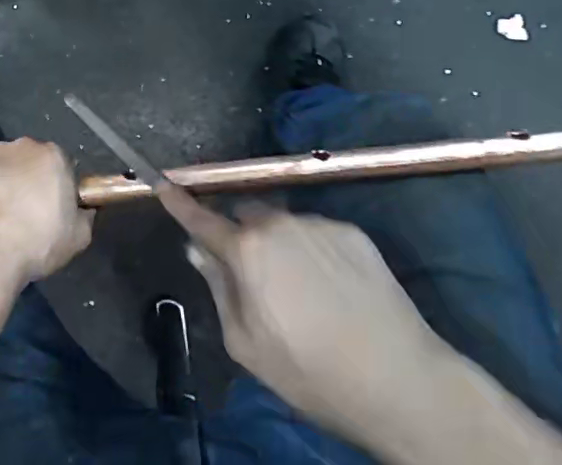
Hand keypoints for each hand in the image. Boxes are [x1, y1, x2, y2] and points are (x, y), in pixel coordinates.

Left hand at [0, 138, 92, 284]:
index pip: (60, 165)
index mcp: (54, 156)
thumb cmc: (37, 243)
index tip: (51, 208)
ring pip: (2, 165)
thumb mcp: (78, 237)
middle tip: (24, 211)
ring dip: (3, 181)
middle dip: (29, 179)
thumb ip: (85, 216)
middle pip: (30, 160)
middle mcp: (23, 146)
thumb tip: (85, 209)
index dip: (56, 187)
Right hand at [187, 208, 458, 439]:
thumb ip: (218, 287)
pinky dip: (315, 252)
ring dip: (281, 244)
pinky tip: (333, 289)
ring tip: (303, 291)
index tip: (163, 182)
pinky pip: (319, 233)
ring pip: (285, 224)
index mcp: (247, 250)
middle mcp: (280, 223)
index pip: (202, 218)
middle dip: (241, 233)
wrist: (399, 378)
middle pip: (247, 215)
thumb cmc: (310, 370)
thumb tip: (199, 250)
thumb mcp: (246, 344)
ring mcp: (320, 223)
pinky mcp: (354, 232)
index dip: (179, 201)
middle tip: (252, 273)